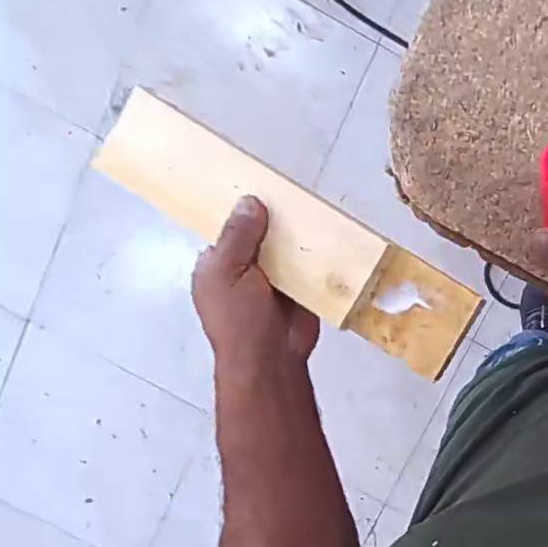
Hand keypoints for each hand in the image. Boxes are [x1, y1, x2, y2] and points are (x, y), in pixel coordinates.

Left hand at [192, 196, 318, 373]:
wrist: (271, 359)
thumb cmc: (239, 318)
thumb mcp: (228, 270)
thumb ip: (238, 235)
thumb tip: (249, 201)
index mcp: (218, 265)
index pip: (228, 230)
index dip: (242, 211)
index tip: (260, 188)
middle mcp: (246, 270)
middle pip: (262, 236)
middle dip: (277, 221)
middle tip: (294, 195)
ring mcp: (275, 281)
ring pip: (288, 250)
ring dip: (300, 237)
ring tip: (315, 209)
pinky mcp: (302, 291)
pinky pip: (310, 267)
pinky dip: (318, 256)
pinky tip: (329, 236)